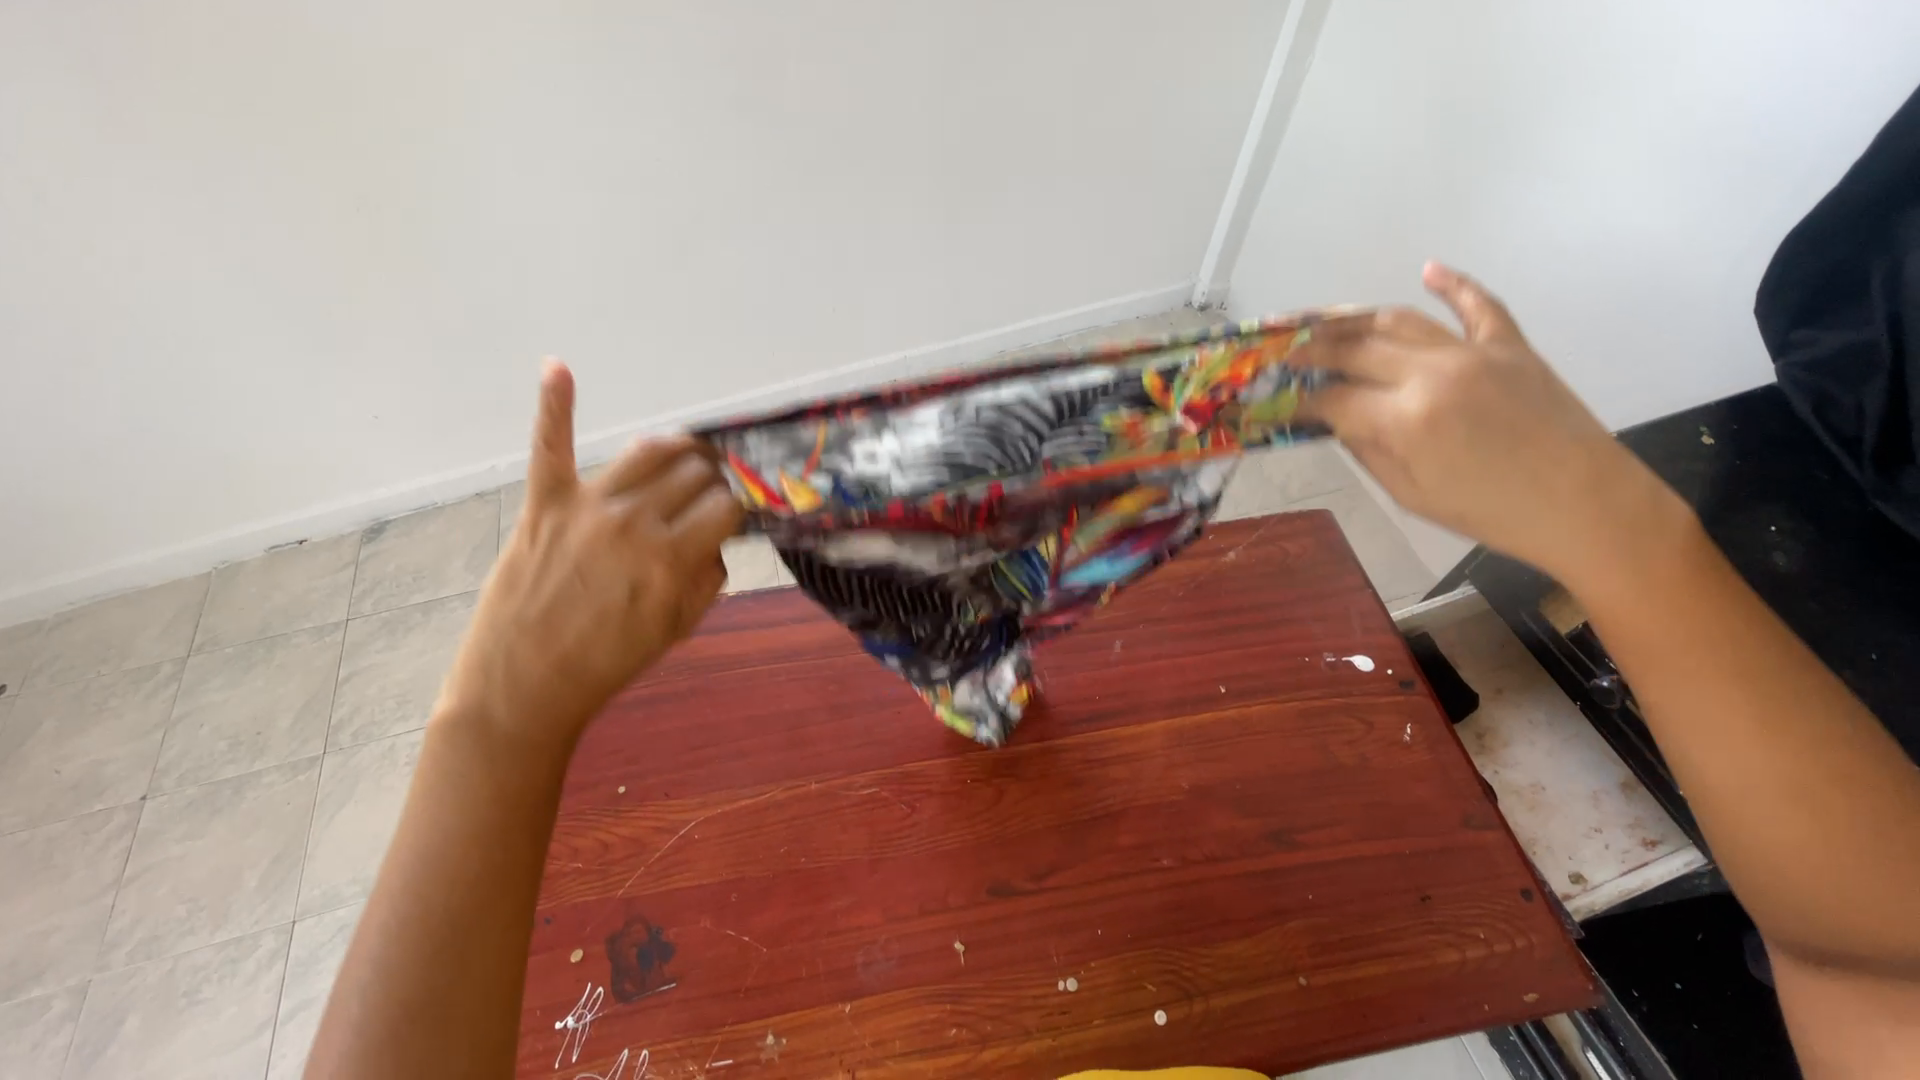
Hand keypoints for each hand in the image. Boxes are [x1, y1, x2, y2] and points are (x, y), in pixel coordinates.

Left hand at [435, 360, 742, 754]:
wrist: (524, 687)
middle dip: (716, 479)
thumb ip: (708, 580)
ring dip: (678, 447)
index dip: (742, 505)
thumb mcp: (678, 628)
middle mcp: (635, 522)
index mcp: (673, 559)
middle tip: (716, 491)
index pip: (727, 506)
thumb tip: (719, 542)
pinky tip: (558, 367)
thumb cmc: (608, 663)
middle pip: (695, 474)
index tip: (742, 511)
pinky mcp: (543, 505)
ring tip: (689, 453)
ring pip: (648, 452)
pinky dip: (555, 404)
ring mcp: (587, 508)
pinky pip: (550, 445)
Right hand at [1298, 262, 1685, 584]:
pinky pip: (1478, 305)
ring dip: (1356, 320)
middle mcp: (1432, 374)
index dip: (1299, 401)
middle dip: (1312, 353)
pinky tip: (1428, 270)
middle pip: (1355, 350)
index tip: (1278, 403)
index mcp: (1404, 420)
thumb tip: (1336, 421)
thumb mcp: (1410, 493)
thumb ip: (1367, 449)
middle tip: (1286, 356)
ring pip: (1400, 320)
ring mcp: (1474, 353)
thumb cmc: (1489, 514)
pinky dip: (1453, 284)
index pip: (1332, 399)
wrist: (1584, 505)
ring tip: (1325, 323)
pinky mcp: (1511, 346)